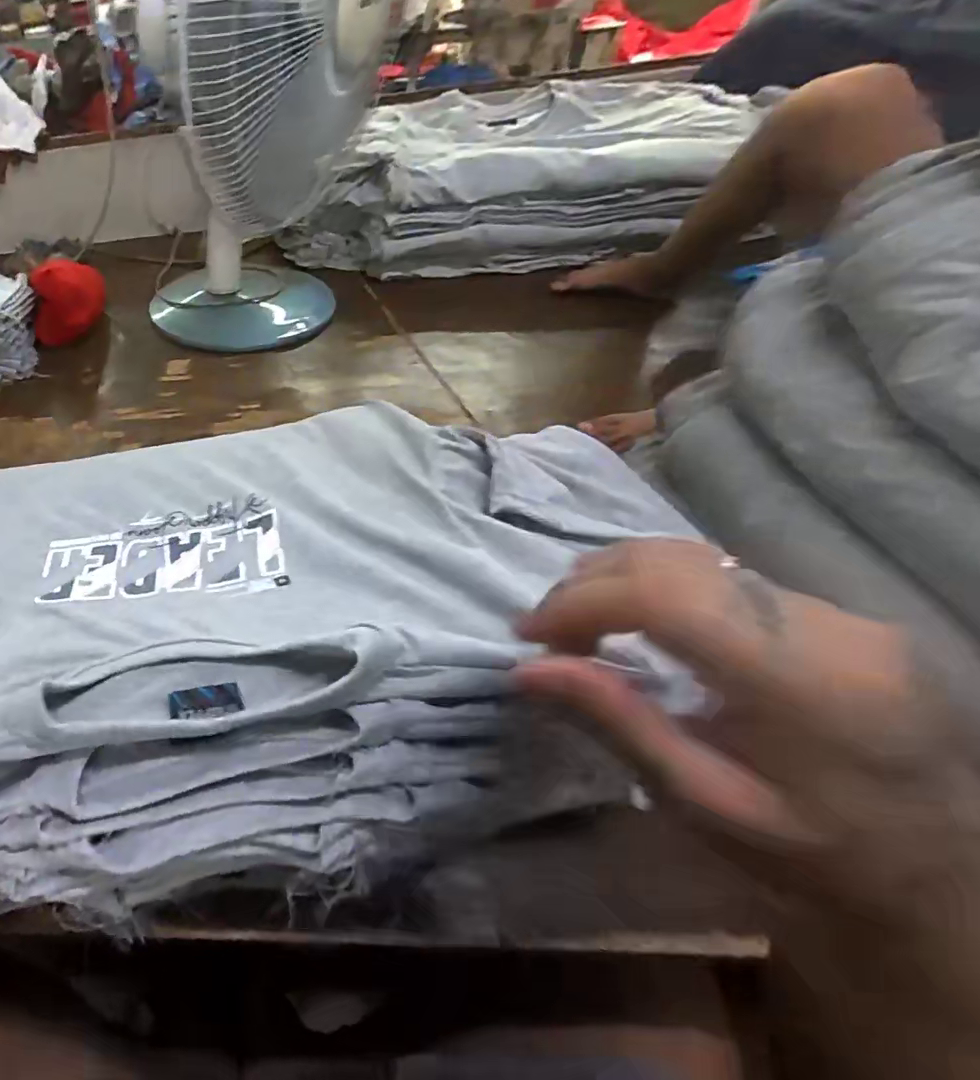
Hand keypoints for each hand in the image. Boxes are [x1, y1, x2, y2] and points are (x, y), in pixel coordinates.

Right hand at [515, 538, 974, 907]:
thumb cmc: (810, 849)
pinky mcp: (835, 615)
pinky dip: (652, 588)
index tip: (527, 635)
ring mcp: (839, 615)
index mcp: (799, 681)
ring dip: (615, 581)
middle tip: (548, 635)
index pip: (663, 597)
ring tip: (581, 626)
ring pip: (692, 558)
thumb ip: (615, 721)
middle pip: (673, 562)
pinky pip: (719, 576)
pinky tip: (634, 626)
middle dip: (586, 587)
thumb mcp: (700, 797)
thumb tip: (524, 669)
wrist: (946, 870)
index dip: (578, 602)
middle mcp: (827, 629)